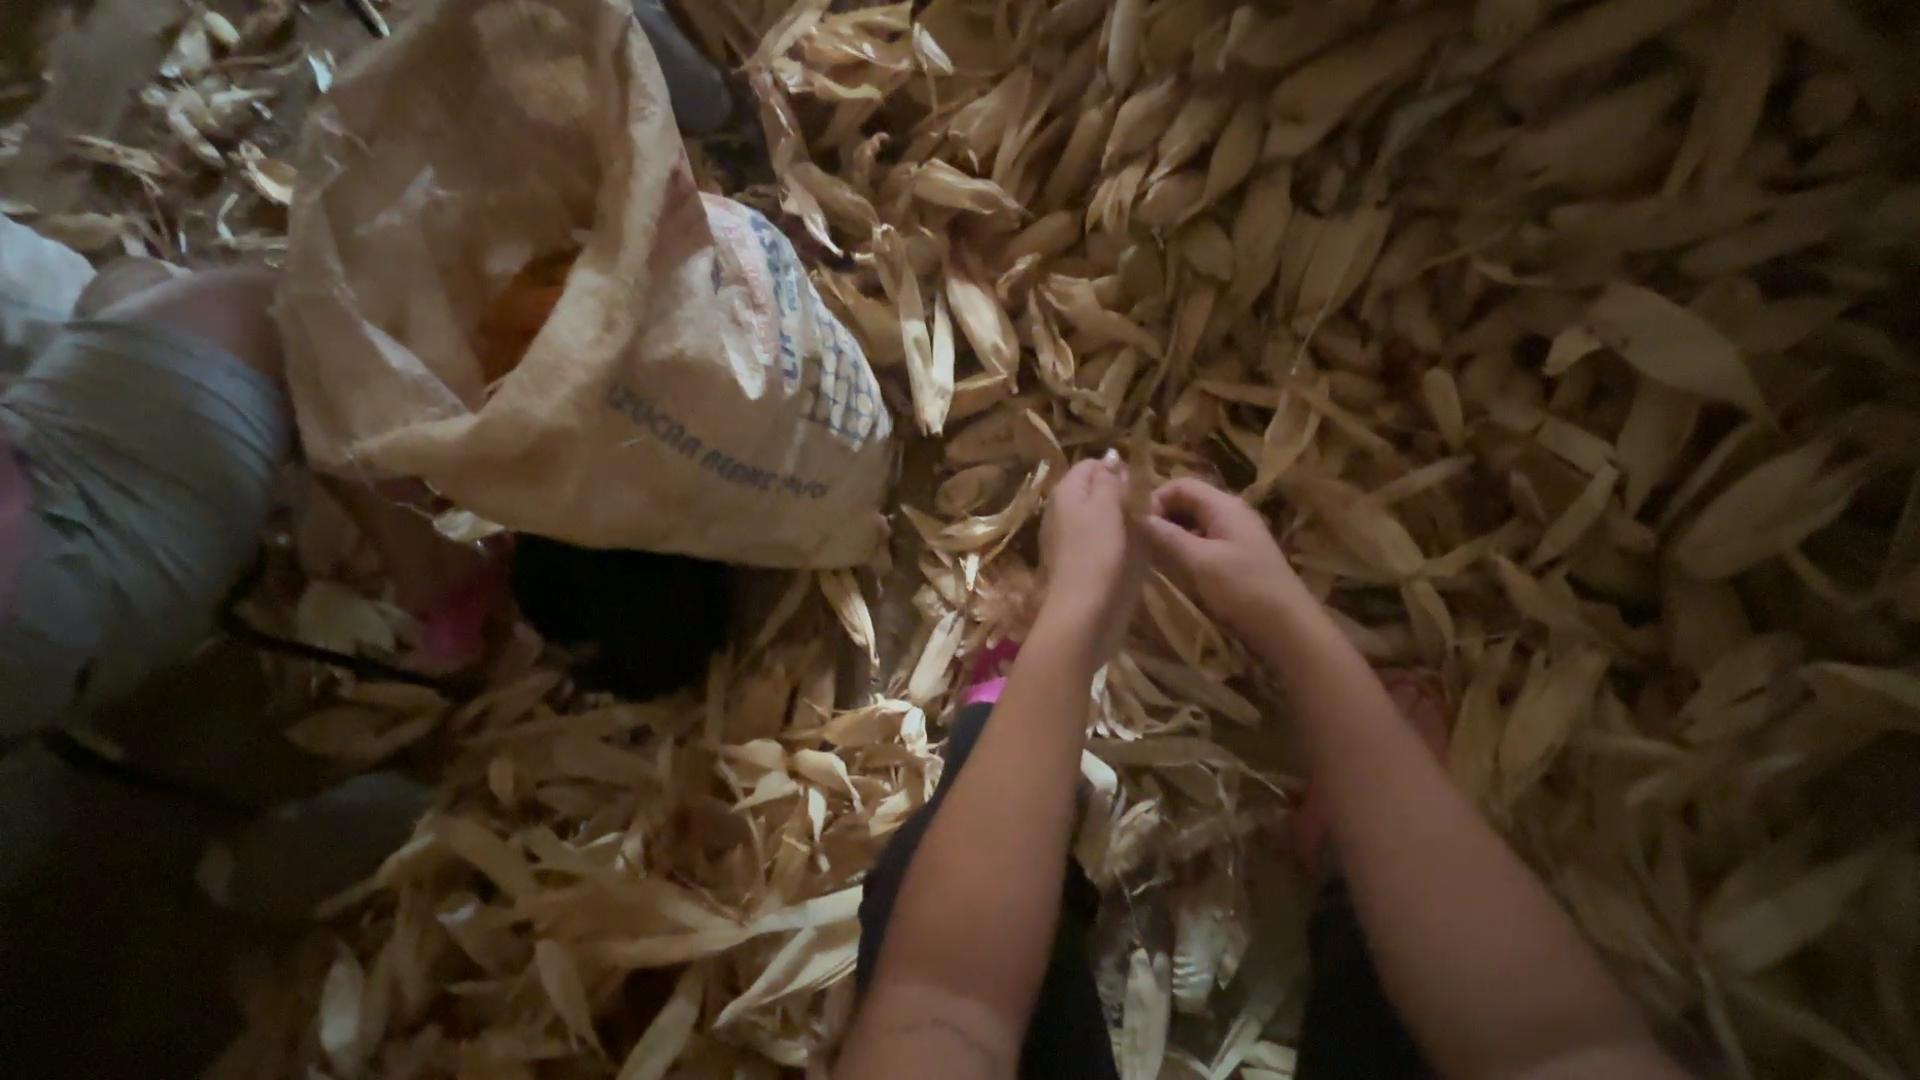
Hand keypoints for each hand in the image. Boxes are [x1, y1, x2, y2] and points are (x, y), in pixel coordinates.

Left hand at [1038, 454, 1144, 662]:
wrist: (1083, 612)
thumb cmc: (1096, 553)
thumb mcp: (1107, 507)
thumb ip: (1109, 480)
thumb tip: (1110, 456)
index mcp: (1065, 492)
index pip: (1092, 465)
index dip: (1117, 471)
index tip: (1138, 488)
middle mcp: (1060, 510)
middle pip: (1095, 491)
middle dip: (1120, 496)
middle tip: (1142, 511)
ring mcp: (1067, 538)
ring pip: (1100, 516)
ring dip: (1121, 520)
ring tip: (1139, 532)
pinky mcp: (1078, 562)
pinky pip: (1100, 540)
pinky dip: (1115, 542)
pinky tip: (1129, 553)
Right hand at [1142, 477, 1314, 648]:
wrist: (1288, 628)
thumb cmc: (1244, 589)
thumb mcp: (1199, 562)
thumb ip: (1167, 536)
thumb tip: (1135, 517)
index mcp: (1224, 506)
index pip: (1180, 485)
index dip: (1154, 499)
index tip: (1136, 527)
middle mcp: (1231, 514)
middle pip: (1186, 502)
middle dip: (1160, 518)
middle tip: (1138, 544)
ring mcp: (1235, 536)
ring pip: (1193, 524)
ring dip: (1170, 536)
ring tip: (1150, 558)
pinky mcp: (1236, 558)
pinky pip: (1202, 543)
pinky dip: (1183, 550)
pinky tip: (1172, 570)